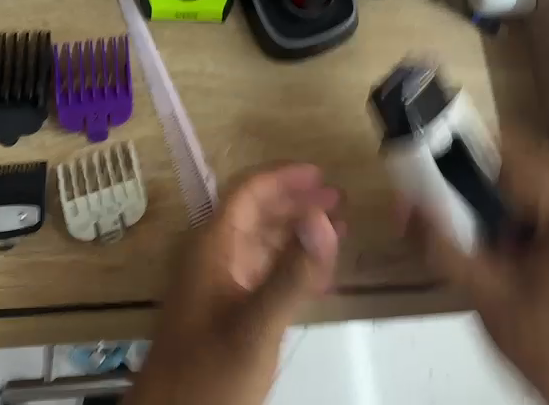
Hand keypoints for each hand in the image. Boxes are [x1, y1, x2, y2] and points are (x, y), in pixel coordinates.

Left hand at [127, 164, 342, 404]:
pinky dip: (291, 267)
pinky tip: (320, 277)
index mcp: (213, 247)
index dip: (283, 178)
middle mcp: (214, 258)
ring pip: (261, 244)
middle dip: (297, 202)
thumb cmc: (208, 374)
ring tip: (338, 229)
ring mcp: (219, 287)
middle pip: (256, 213)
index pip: (248, 193)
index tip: (322, 174)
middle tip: (340, 199)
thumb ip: (292, 273)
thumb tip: (325, 217)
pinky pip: (263, 275)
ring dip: (297, 232)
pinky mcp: (227, 314)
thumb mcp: (256, 324)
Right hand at [404, 131, 548, 404]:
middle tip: (443, 175)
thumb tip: (404, 203)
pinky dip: (520, 210)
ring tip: (466, 207)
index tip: (433, 146)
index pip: (519, 160)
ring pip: (542, 182)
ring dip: (502, 189)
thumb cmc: (548, 351)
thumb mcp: (485, 295)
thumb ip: (441, 244)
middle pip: (533, 163)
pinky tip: (497, 237)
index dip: (472, 149)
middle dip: (484, 167)